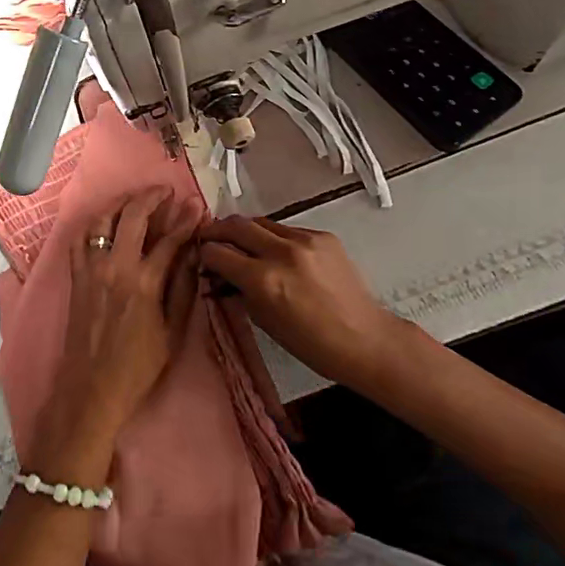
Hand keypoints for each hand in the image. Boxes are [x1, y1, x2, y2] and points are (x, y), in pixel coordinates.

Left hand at [36, 188, 200, 472]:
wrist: (91, 391)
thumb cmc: (138, 368)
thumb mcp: (173, 333)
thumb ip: (184, 289)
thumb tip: (193, 255)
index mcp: (144, 283)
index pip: (169, 239)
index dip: (186, 221)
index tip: (197, 207)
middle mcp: (114, 267)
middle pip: (133, 217)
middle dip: (152, 198)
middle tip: (167, 191)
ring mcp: (90, 270)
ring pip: (102, 221)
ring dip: (121, 204)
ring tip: (137, 200)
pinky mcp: (75, 278)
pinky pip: (81, 239)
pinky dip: (95, 224)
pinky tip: (106, 223)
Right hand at [198, 216, 417, 389]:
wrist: (363, 337)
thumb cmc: (310, 343)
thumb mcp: (264, 320)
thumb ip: (240, 290)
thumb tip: (221, 274)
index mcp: (264, 279)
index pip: (219, 252)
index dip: (205, 254)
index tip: (202, 258)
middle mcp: (282, 252)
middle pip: (237, 225)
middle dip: (217, 230)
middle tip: (209, 238)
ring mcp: (305, 240)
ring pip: (262, 222)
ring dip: (246, 230)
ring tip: (240, 243)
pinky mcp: (323, 236)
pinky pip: (288, 229)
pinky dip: (274, 238)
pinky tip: (276, 253)